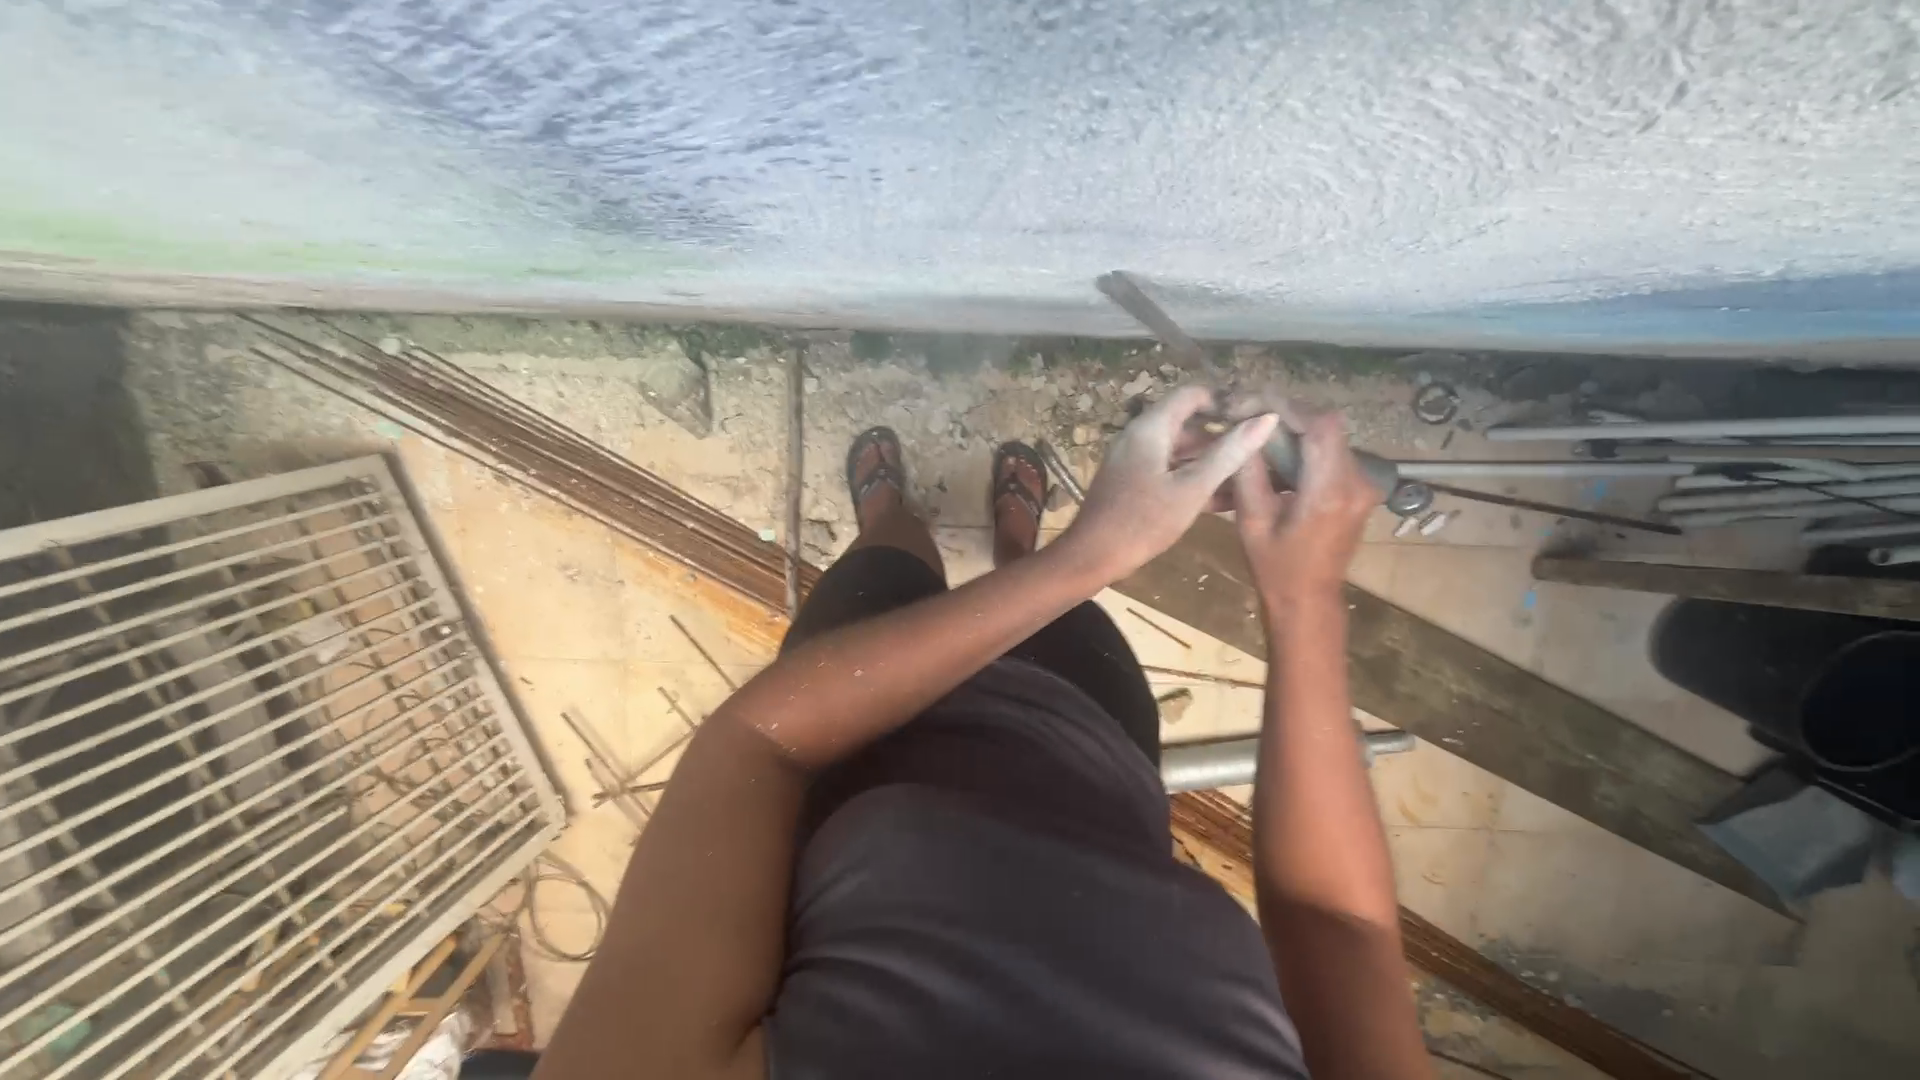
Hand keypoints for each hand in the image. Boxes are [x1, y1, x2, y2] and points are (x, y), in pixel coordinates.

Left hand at [1061, 386, 1277, 578]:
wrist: (1092, 556)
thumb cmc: (1142, 521)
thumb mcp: (1192, 488)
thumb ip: (1229, 453)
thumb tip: (1267, 418)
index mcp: (1150, 428)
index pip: (1193, 394)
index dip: (1226, 401)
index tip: (1257, 418)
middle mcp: (1140, 437)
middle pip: (1188, 424)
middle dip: (1224, 436)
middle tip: (1263, 450)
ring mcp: (1135, 461)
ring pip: (1181, 452)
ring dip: (1214, 462)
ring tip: (1253, 476)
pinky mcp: (1134, 483)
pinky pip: (1171, 472)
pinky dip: (1195, 480)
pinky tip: (1226, 499)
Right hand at [1232, 405, 1376, 611]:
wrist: (1308, 600)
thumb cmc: (1275, 567)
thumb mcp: (1251, 520)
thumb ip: (1250, 472)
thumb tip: (1246, 428)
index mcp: (1330, 492)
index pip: (1321, 426)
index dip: (1287, 406)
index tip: (1252, 403)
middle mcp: (1356, 482)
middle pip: (1327, 426)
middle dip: (1286, 414)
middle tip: (1248, 413)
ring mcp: (1362, 485)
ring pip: (1329, 436)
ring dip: (1293, 428)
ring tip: (1256, 430)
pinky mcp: (1357, 489)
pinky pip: (1331, 453)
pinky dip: (1302, 446)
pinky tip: (1274, 453)